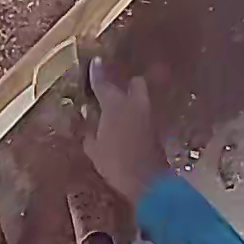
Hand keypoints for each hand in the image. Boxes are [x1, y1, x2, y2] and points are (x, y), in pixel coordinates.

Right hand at [84, 57, 168, 203]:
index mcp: (115, 105)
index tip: (95, 61)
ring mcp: (148, 116)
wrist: (149, 182)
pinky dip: (136, 116)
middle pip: (135, 83)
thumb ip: (89, 130)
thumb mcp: (94, 148)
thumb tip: (87, 115)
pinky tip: (127, 126)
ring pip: (141, 98)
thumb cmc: (115, 163)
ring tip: (120, 110)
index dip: (97, 72)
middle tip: (115, 91)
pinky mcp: (156, 130)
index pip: (103, 84)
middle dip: (127, 84)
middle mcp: (134, 104)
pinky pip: (144, 115)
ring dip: (132, 101)